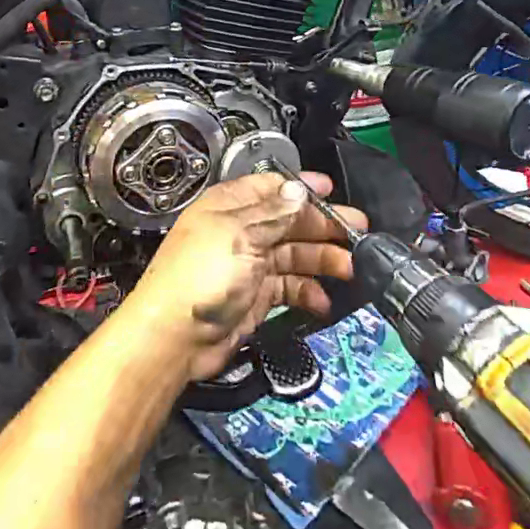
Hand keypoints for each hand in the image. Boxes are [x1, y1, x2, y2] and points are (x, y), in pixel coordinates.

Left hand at [118, 171, 367, 381]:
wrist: (173, 340)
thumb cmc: (198, 278)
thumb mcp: (240, 235)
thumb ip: (275, 213)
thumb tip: (300, 189)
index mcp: (231, 206)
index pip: (275, 188)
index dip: (304, 189)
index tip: (333, 194)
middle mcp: (242, 231)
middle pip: (291, 221)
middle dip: (324, 226)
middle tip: (356, 232)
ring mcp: (250, 264)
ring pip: (296, 254)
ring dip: (323, 259)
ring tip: (349, 268)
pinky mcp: (256, 295)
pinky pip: (290, 286)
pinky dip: (308, 291)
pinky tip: (321, 300)